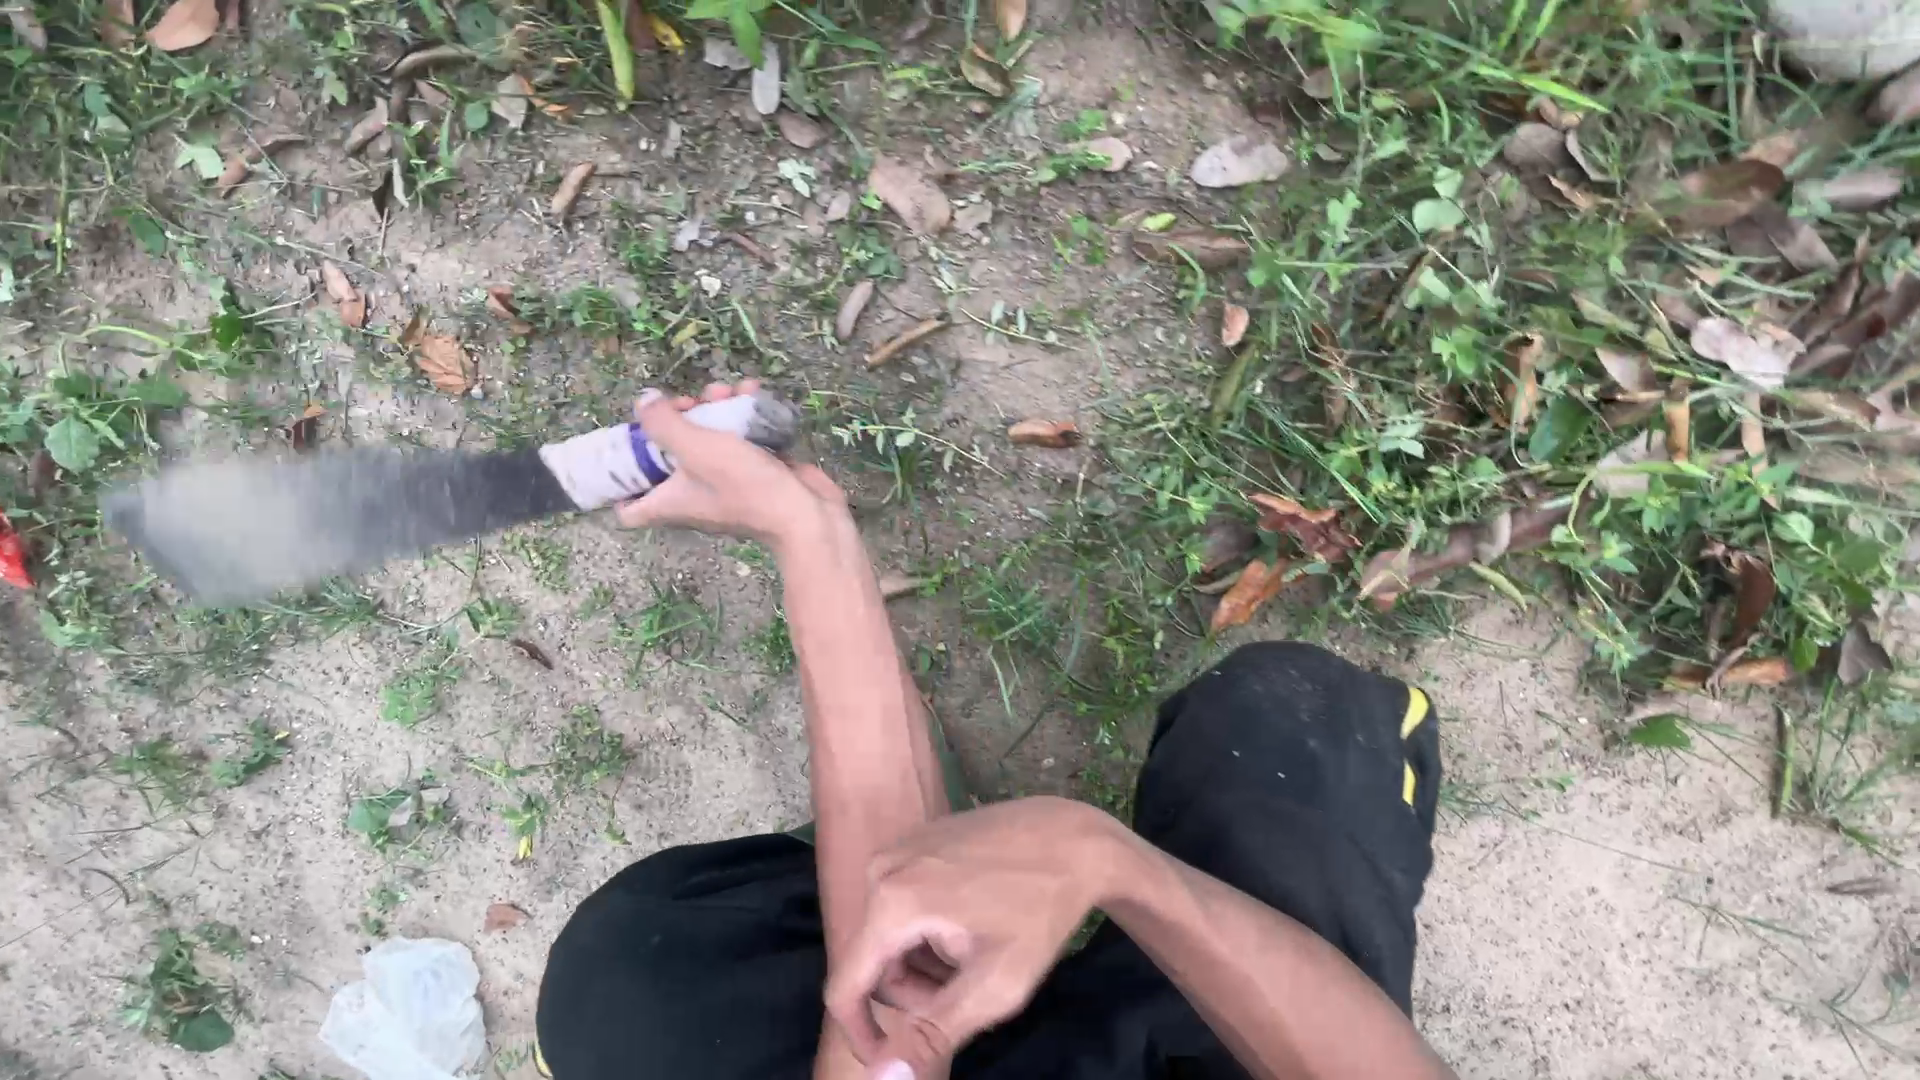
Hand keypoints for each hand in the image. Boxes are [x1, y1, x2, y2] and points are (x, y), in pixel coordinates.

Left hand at [614, 381, 843, 549]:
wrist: (805, 514)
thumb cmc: (745, 487)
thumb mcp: (696, 448)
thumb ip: (663, 423)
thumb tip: (644, 402)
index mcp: (669, 503)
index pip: (627, 510)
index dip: (620, 485)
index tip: (628, 447)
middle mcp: (693, 496)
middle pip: (669, 458)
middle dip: (678, 421)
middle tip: (692, 403)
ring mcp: (726, 484)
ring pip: (708, 442)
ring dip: (716, 409)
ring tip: (730, 390)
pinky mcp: (756, 472)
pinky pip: (741, 440)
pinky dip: (745, 418)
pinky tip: (754, 393)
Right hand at [824, 798, 1125, 1079]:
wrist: (1072, 836)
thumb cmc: (1039, 910)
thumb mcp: (993, 984)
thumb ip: (932, 1034)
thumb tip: (882, 1079)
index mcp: (891, 901)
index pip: (845, 987)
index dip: (862, 1034)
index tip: (897, 1058)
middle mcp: (881, 867)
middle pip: (873, 961)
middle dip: (914, 991)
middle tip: (968, 991)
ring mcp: (899, 847)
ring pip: (889, 933)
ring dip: (924, 960)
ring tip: (975, 955)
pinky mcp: (917, 839)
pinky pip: (902, 901)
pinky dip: (928, 927)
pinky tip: (971, 922)